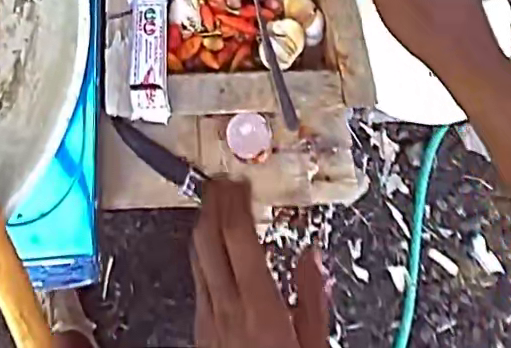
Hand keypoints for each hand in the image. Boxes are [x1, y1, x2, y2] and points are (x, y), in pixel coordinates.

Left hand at [190, 179, 329, 347]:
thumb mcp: (313, 346)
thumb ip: (312, 299)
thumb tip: (313, 256)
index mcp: (259, 307)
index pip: (237, 235)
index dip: (235, 201)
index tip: (240, 181)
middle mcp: (227, 307)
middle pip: (208, 236)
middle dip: (214, 201)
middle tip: (223, 180)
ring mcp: (207, 317)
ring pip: (197, 253)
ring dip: (205, 221)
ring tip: (216, 202)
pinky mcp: (198, 328)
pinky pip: (196, 276)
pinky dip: (203, 250)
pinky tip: (213, 245)